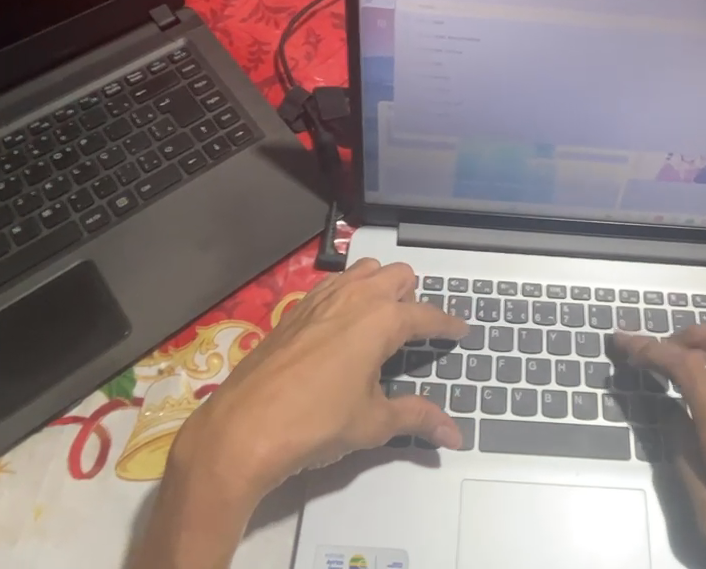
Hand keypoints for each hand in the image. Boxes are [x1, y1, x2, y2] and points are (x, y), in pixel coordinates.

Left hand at [132, 259, 466, 568]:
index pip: (427, 315)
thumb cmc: (316, 424)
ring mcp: (323, 296)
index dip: (448, 325)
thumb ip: (417, 418)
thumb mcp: (373, 423)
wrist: (244, 428)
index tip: (461, 330)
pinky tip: (343, 326)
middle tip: (414, 331)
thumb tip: (454, 435)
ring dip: (380, 286)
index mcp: (382, 319)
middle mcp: (356, 296)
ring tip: (381, 322)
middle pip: (398, 275)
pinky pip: (335, 283)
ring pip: (365, 270)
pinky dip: (349, 293)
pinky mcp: (297, 307)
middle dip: (412, 297)